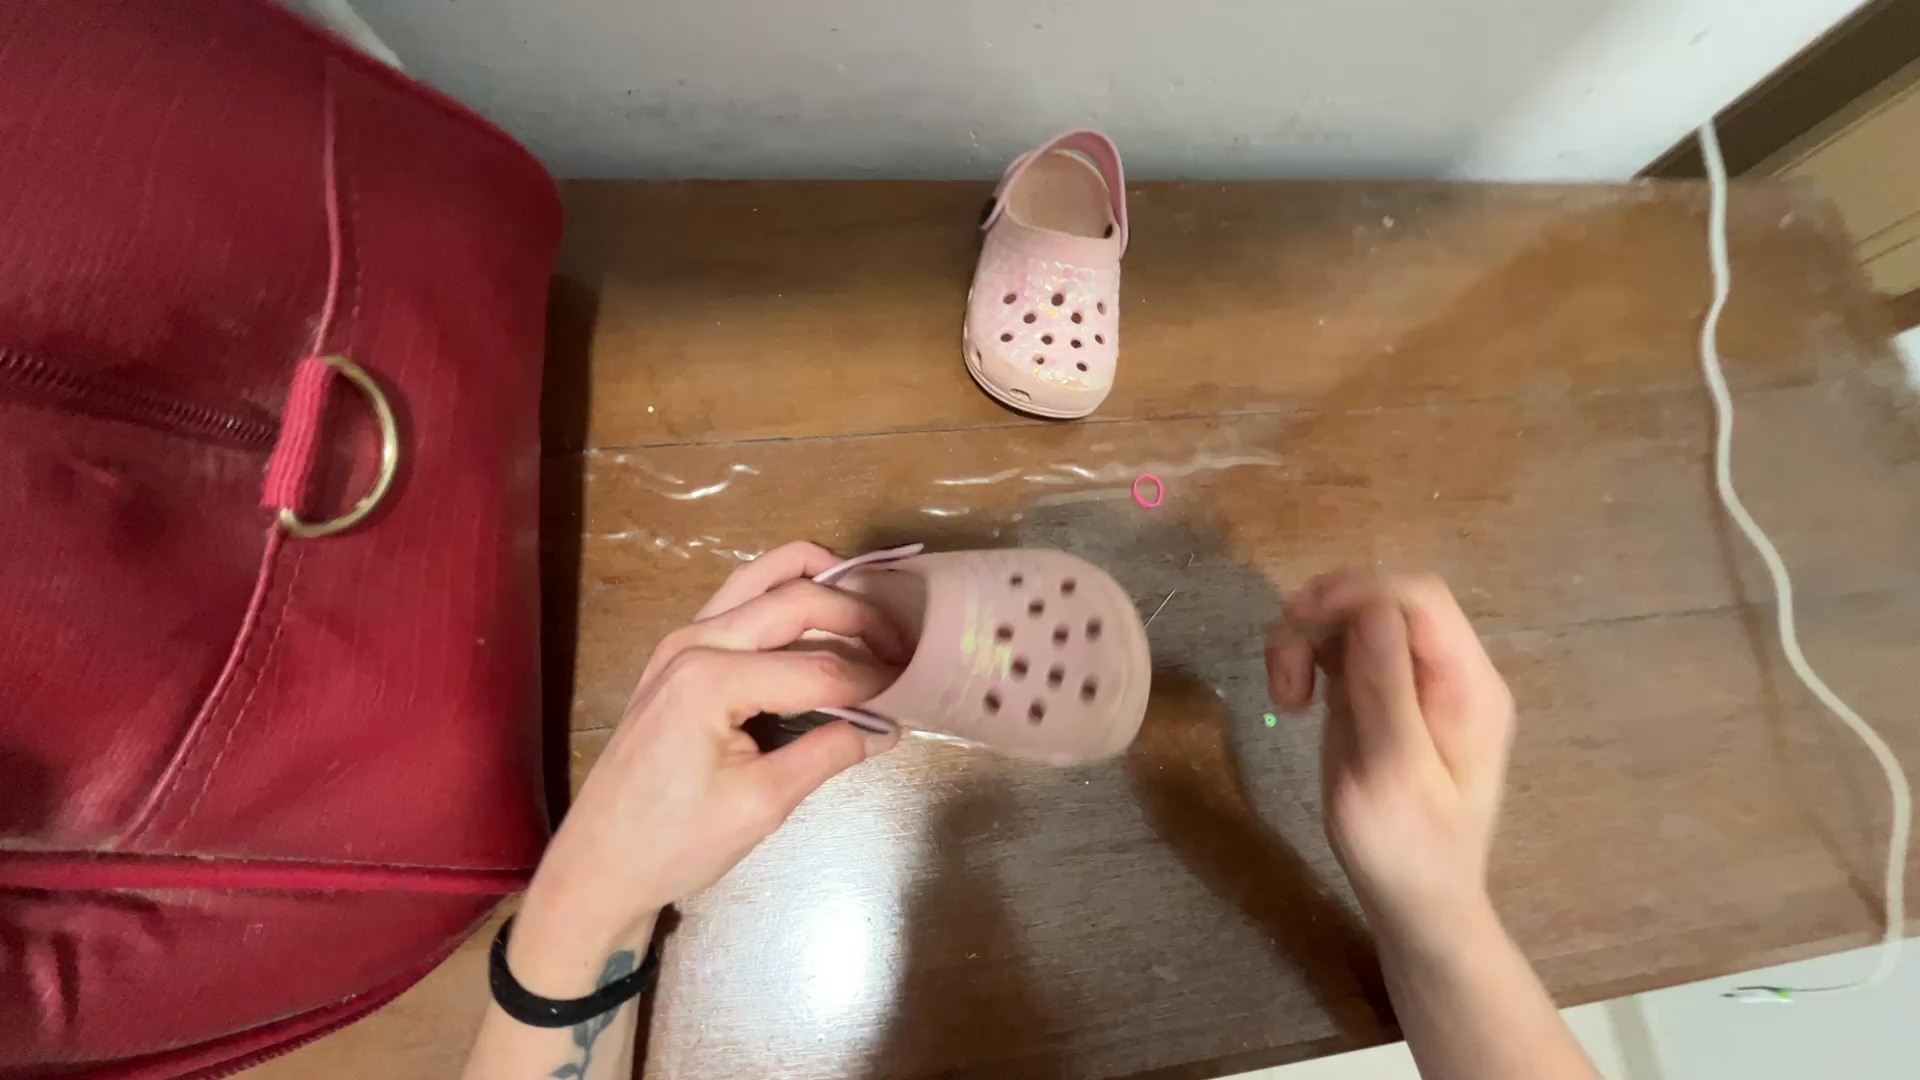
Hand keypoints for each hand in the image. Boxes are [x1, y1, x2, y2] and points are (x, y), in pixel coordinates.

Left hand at [510, 542, 906, 988]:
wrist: (597, 865)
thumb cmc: (675, 843)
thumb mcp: (763, 804)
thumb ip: (829, 753)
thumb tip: (889, 727)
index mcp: (712, 679)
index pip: (819, 667)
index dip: (872, 679)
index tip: (910, 692)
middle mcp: (696, 640)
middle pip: (796, 599)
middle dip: (858, 614)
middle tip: (901, 645)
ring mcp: (683, 637)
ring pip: (764, 576)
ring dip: (820, 582)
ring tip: (867, 605)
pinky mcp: (681, 648)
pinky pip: (742, 597)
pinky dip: (787, 594)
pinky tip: (818, 616)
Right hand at [1265, 569, 1514, 945]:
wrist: (1411, 896)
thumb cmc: (1405, 845)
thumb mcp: (1393, 770)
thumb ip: (1385, 686)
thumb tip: (1369, 608)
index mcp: (1466, 684)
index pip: (1418, 597)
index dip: (1356, 593)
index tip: (1299, 624)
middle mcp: (1441, 670)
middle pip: (1377, 600)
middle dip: (1321, 618)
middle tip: (1283, 667)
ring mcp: (1408, 678)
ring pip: (1348, 617)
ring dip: (1303, 639)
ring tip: (1285, 694)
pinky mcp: (1375, 690)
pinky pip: (1336, 646)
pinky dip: (1303, 656)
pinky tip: (1293, 696)